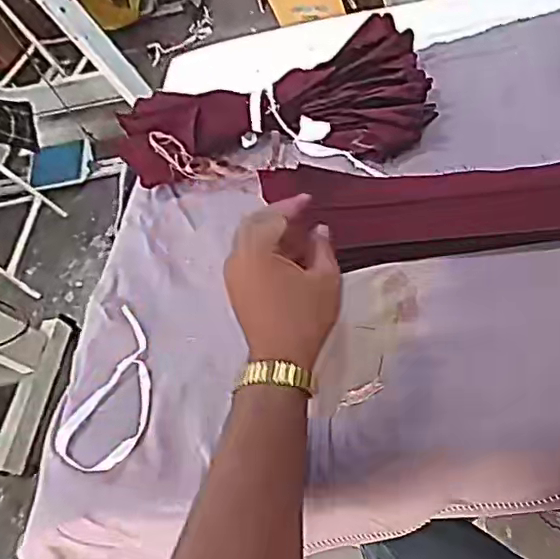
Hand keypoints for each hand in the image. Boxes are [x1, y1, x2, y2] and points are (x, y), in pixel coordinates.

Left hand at [225, 195, 339, 369]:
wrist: (281, 358)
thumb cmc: (306, 318)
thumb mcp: (325, 280)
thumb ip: (322, 248)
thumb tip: (319, 230)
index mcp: (256, 251)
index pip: (272, 217)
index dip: (293, 206)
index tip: (310, 200)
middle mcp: (237, 258)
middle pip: (254, 224)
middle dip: (278, 217)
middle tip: (303, 215)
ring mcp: (233, 274)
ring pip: (250, 241)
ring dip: (273, 234)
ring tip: (301, 237)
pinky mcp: (237, 288)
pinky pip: (249, 257)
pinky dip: (267, 250)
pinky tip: (289, 257)